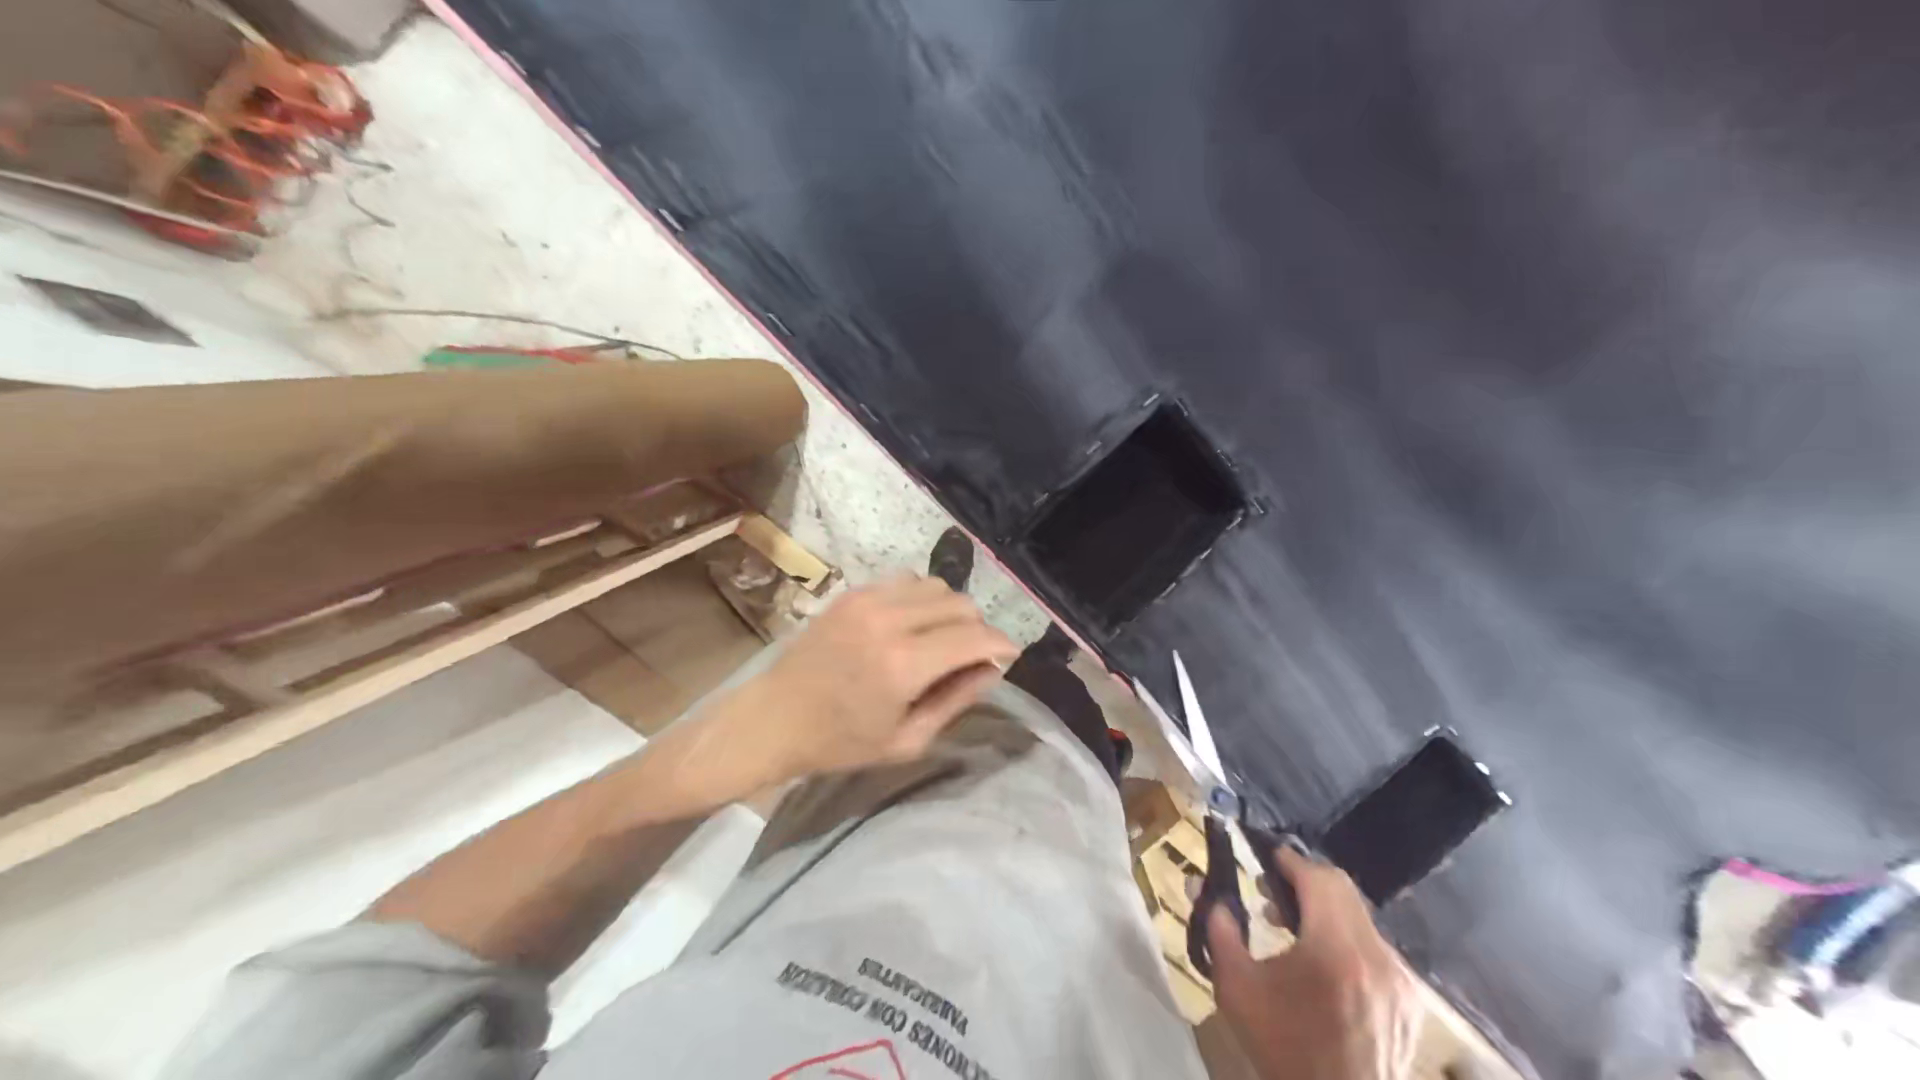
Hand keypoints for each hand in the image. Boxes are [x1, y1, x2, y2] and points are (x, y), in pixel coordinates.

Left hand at [721, 577, 1018, 780]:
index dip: (1001, 645)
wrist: (774, 718)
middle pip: (961, 604)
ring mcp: (867, 600)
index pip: (975, 637)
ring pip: (936, 586)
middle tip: (971, 656)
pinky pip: (906, 581)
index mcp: (904, 664)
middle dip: (977, 629)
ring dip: (950, 610)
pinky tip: (911, 624)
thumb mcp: (907, 740)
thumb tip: (993, 669)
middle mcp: (889, 621)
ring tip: (940, 639)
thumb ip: (956, 700)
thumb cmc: (840, 742)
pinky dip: (921, 599)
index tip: (1009, 657)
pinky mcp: (852, 593)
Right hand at [1207, 846, 1420, 1079]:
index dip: (1291, 861)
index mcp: (1335, 951)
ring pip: (1360, 917)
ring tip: (1292, 928)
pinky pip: (1375, 946)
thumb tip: (1204, 888)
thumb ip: (1219, 930)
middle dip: (1306, 880)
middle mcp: (1377, 956)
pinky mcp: (1410, 999)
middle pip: (1343, 890)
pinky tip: (1323, 964)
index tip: (1266, 856)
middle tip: (1272, 890)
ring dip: (1325, 909)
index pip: (1319, 879)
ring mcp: (1400, 979)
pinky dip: (1346, 938)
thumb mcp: (1237, 988)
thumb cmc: (1283, 1048)